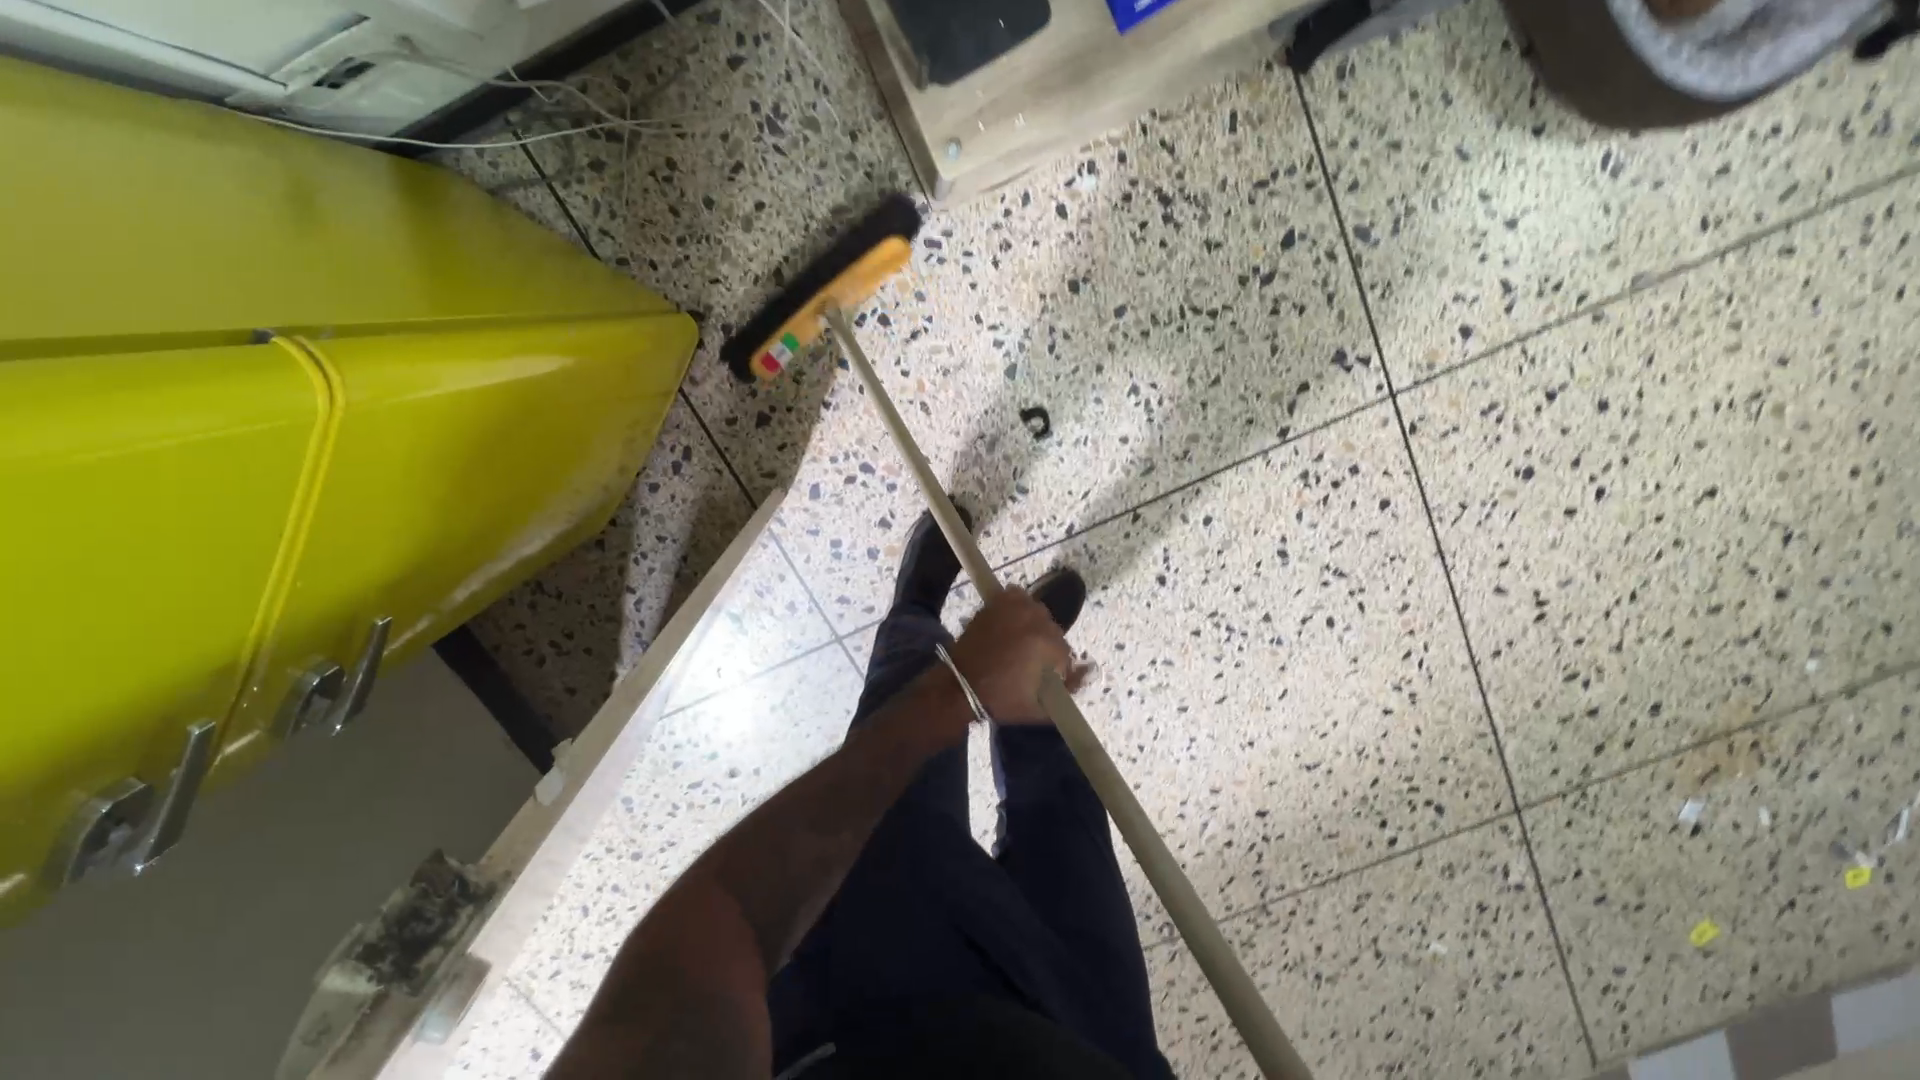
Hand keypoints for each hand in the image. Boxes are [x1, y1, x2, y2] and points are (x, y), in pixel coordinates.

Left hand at [945, 588, 1087, 723]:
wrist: (960, 685)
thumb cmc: (1001, 699)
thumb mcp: (1040, 706)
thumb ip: (1071, 687)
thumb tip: (1090, 668)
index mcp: (1048, 644)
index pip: (1065, 653)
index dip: (1055, 668)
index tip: (1041, 678)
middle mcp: (1035, 620)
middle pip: (1053, 631)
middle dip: (1045, 647)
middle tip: (1026, 663)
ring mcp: (1015, 608)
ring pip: (1037, 613)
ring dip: (1033, 626)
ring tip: (1017, 644)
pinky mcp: (997, 602)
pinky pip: (1017, 596)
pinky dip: (1017, 606)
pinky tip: (1010, 622)